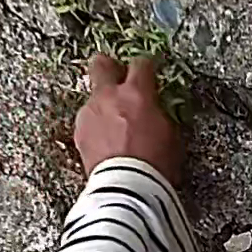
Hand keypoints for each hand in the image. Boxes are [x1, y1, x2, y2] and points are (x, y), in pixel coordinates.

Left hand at [73, 54, 183, 183]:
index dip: (147, 67)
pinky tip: (108, 144)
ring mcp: (90, 112)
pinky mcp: (79, 132)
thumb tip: (155, 111)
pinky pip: (89, 122)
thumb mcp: (172, 138)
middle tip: (120, 80)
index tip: (149, 71)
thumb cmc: (155, 165)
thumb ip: (160, 116)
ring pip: (94, 97)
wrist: (127, 187)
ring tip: (117, 128)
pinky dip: (97, 128)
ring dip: (105, 107)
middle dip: (111, 68)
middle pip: (102, 64)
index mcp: (137, 94)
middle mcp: (109, 96)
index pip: (141, 65)